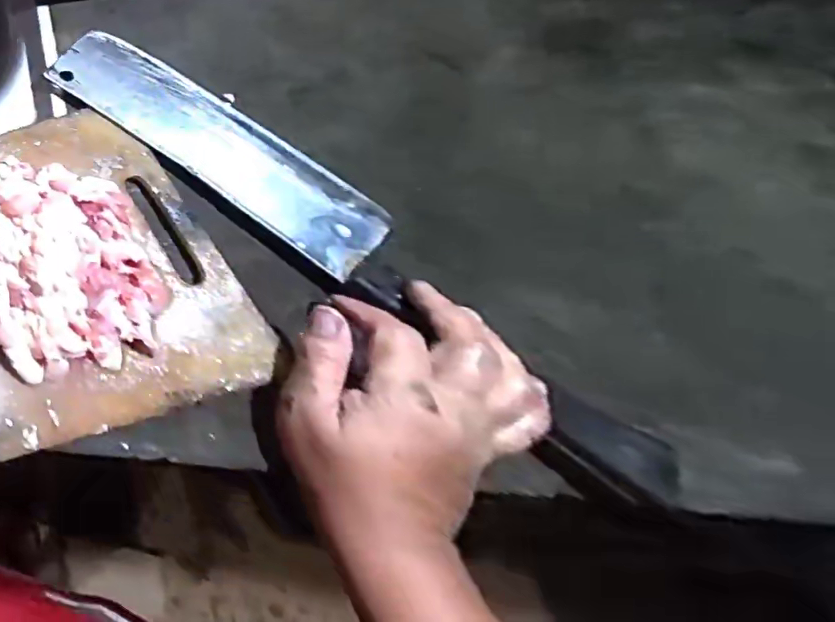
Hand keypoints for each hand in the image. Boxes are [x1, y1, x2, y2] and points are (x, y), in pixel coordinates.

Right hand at [277, 282, 549, 554]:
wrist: (386, 544)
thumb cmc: (336, 476)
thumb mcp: (306, 415)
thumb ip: (318, 360)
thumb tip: (328, 315)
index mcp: (408, 397)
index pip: (397, 333)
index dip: (366, 311)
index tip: (337, 305)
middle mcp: (455, 407)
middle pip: (471, 344)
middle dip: (444, 309)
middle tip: (416, 291)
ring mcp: (480, 431)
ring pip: (509, 373)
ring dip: (489, 338)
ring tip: (462, 318)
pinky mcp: (489, 452)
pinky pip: (528, 417)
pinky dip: (526, 389)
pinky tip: (513, 372)